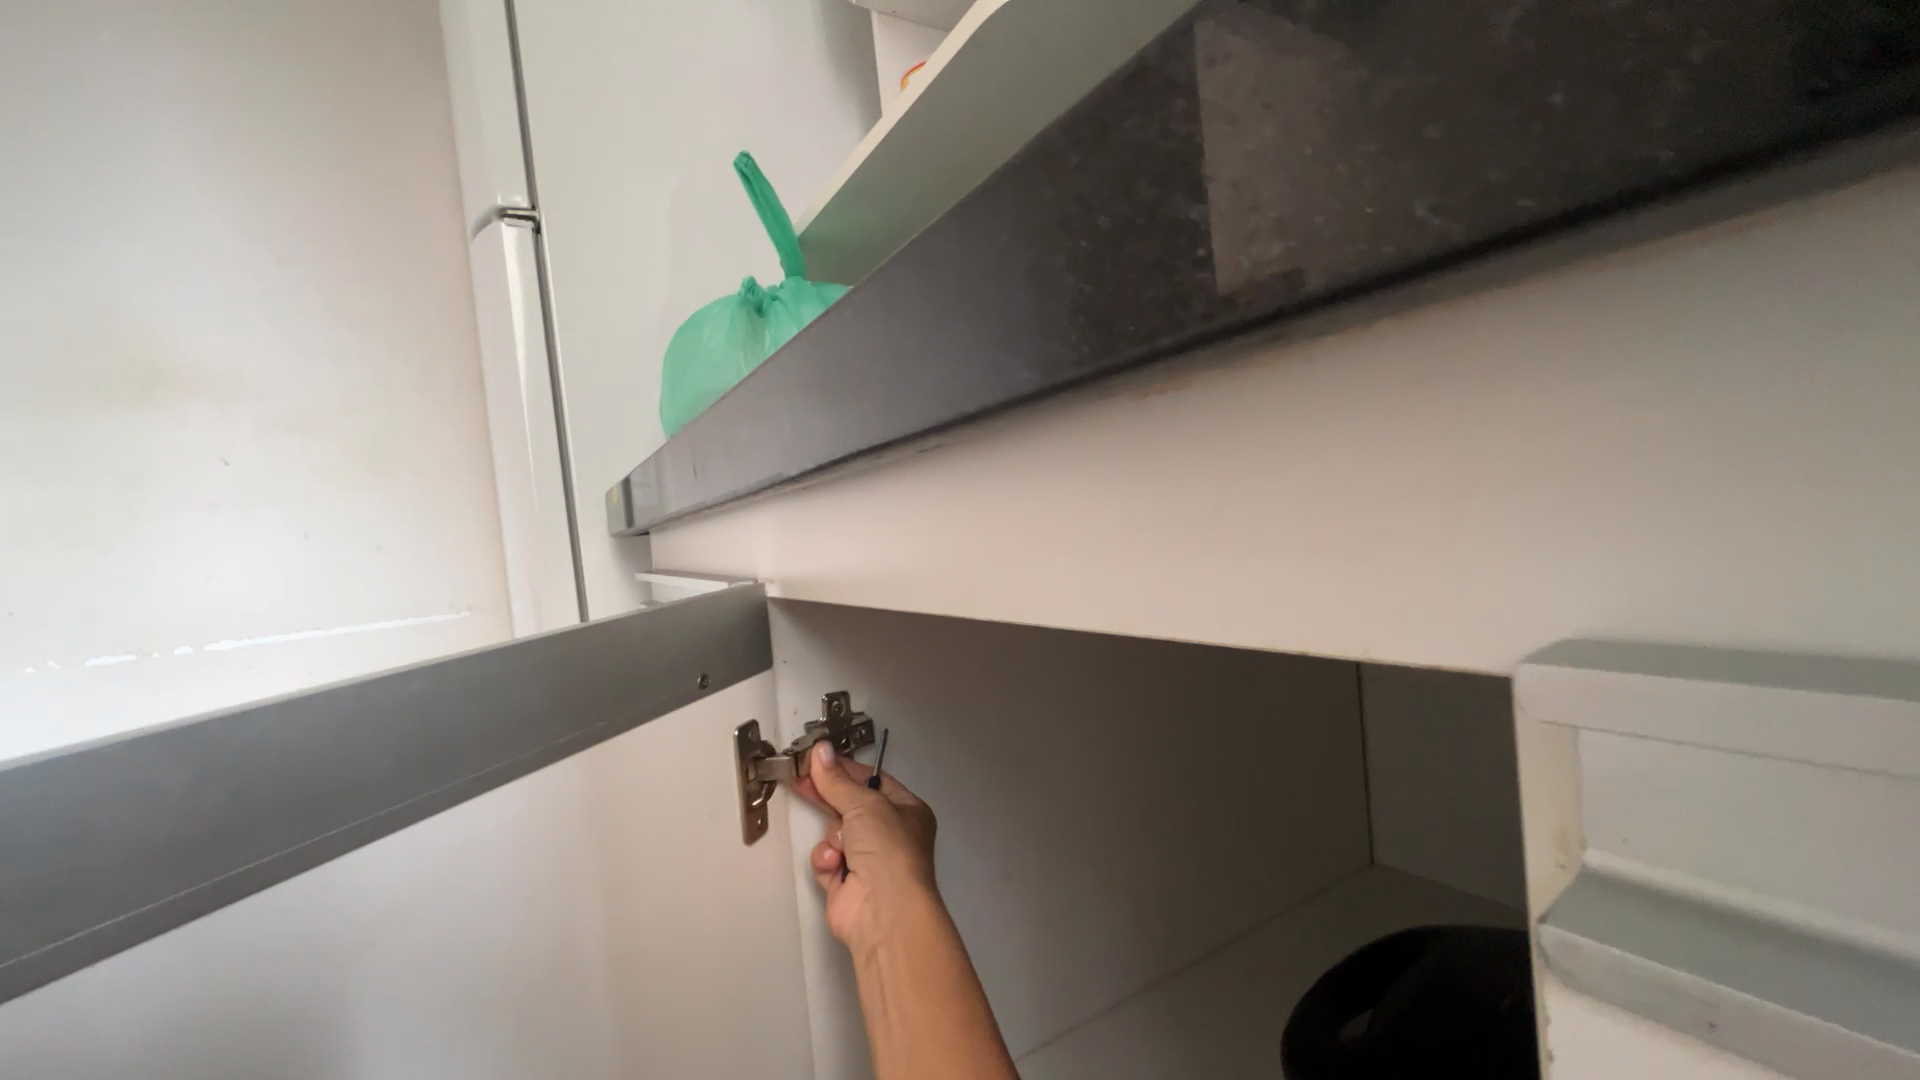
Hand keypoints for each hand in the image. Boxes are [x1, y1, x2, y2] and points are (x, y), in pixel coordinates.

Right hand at [793, 740, 939, 959]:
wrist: (884, 911)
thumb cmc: (887, 848)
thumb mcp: (864, 805)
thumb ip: (837, 780)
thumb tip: (820, 750)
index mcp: (907, 810)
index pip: (873, 781)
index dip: (846, 770)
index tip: (819, 759)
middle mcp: (890, 834)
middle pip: (851, 806)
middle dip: (829, 797)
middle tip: (801, 780)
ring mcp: (868, 860)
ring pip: (836, 833)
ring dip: (834, 838)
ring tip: (842, 848)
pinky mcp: (846, 883)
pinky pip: (827, 859)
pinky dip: (827, 861)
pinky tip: (835, 867)